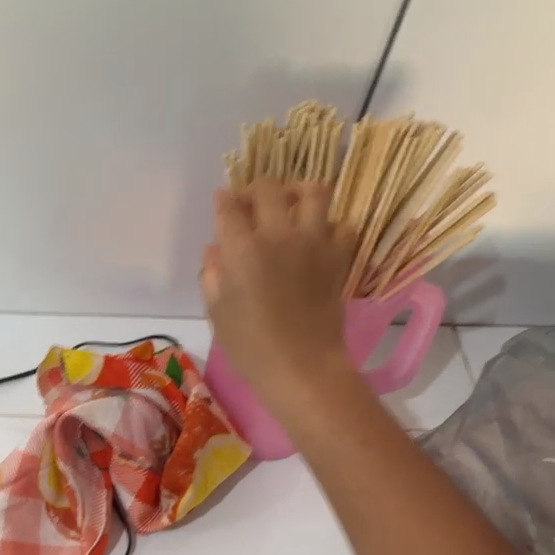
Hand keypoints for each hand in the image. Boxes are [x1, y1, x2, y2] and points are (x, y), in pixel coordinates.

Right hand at [201, 181, 359, 415]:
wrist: (301, 367)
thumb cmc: (249, 346)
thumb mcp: (216, 312)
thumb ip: (212, 275)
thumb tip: (216, 252)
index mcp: (241, 249)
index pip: (228, 206)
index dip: (223, 200)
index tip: (222, 203)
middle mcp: (277, 235)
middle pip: (268, 187)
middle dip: (255, 189)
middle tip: (252, 204)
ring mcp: (313, 242)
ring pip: (314, 192)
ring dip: (299, 192)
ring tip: (292, 205)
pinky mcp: (339, 256)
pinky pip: (342, 225)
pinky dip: (331, 226)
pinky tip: (319, 238)